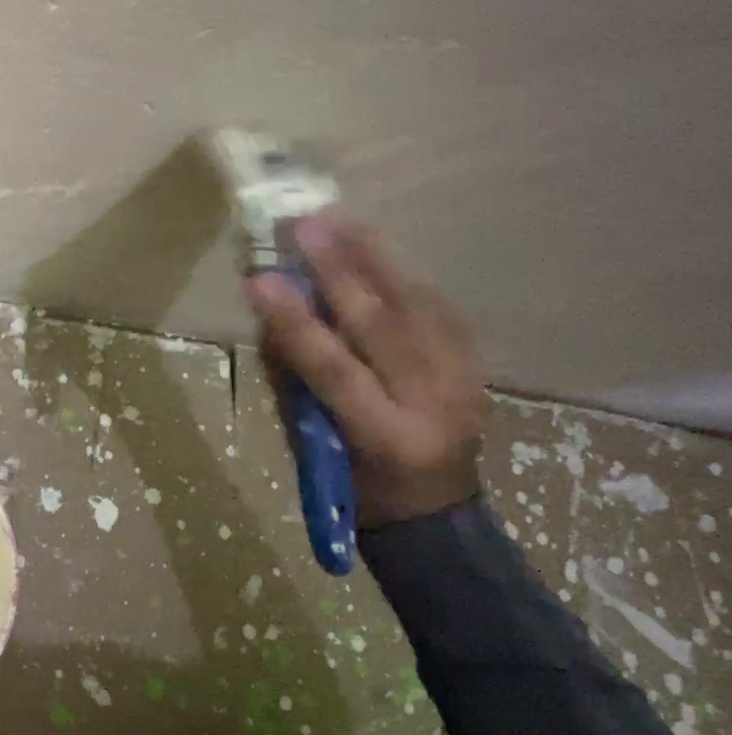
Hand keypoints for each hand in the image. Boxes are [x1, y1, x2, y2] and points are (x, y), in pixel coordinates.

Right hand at [243, 213, 484, 528]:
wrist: (434, 513)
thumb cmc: (351, 486)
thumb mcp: (309, 443)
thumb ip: (294, 381)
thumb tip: (274, 316)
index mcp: (384, 435)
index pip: (335, 368)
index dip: (296, 322)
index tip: (258, 279)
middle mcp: (434, 404)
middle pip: (386, 327)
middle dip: (340, 273)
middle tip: (305, 228)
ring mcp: (465, 383)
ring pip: (421, 309)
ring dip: (377, 261)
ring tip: (341, 221)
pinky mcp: (477, 368)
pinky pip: (440, 312)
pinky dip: (405, 279)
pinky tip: (378, 253)